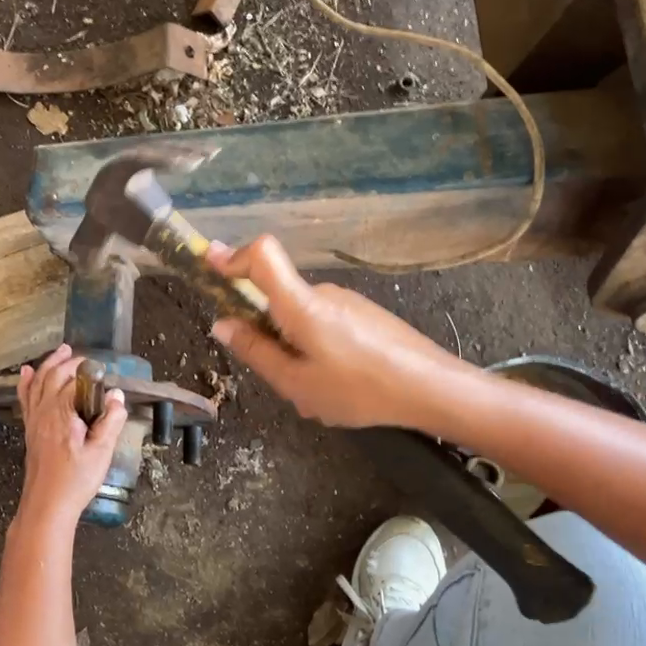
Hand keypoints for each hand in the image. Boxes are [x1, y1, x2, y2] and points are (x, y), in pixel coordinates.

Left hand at [16, 344, 127, 528]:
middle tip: (80, 355)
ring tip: (60, 352)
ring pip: (38, 383)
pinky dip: (27, 383)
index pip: (73, 382)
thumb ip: (110, 421)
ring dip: (48, 365)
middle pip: (52, 376)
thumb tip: (116, 396)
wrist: (47, 504)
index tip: (103, 371)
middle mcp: (43, 412)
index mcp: (61, 413)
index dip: (87, 373)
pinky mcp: (30, 431)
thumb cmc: (75, 480)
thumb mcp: (101, 452)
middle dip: (67, 362)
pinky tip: (27, 374)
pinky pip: (26, 399)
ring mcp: (34, 421)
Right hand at [206, 236, 472, 429]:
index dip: (233, 255)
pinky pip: (324, 325)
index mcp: (301, 305)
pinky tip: (341, 385)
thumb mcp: (296, 383)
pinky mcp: (365, 314)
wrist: (435, 389)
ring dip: (295, 347)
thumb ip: (256, 352)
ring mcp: (347, 301)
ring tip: (317, 391)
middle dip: (266, 332)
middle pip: (277, 296)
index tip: (210, 264)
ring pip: (301, 317)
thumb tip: (222, 323)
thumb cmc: (359, 389)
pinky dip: (318, 349)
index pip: (263, 256)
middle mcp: (322, 293)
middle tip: (280, 377)